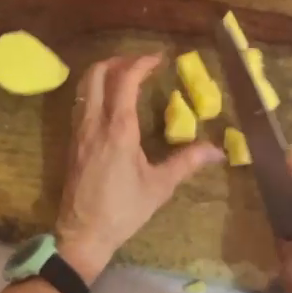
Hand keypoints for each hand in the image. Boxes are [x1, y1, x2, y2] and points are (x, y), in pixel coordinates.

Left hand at [55, 55, 221, 280]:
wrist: (82, 233)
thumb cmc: (122, 211)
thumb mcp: (159, 186)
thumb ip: (187, 162)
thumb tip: (218, 150)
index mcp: (118, 129)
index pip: (125, 80)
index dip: (141, 63)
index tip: (159, 59)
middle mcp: (94, 123)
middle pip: (97, 74)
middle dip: (119, 61)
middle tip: (141, 65)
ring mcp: (79, 131)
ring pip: (85, 87)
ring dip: (104, 74)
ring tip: (126, 78)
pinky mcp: (73, 143)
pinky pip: (82, 104)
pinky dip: (96, 92)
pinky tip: (112, 104)